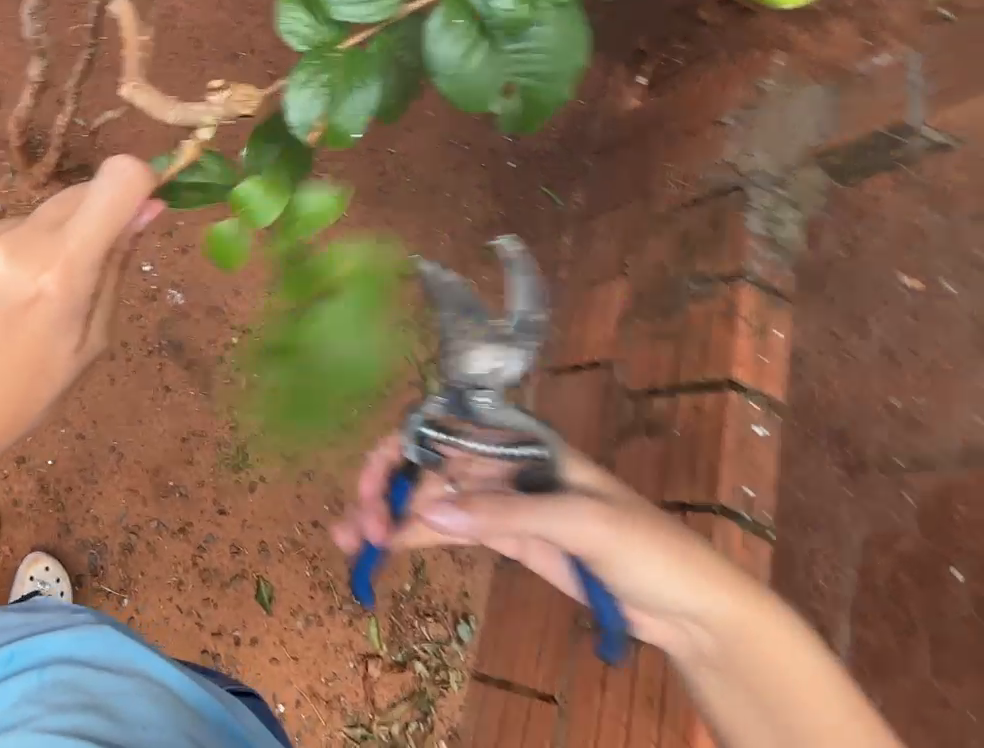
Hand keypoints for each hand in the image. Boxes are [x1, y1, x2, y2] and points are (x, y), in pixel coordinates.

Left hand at [0, 155, 162, 475]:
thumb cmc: (25, 394)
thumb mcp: (90, 343)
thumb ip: (116, 266)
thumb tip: (149, 206)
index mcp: (59, 272)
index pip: (118, 180)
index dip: (139, 183)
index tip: (140, 208)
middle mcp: (14, 241)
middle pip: (77, 195)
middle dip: (93, 222)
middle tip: (76, 276)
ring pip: (35, 218)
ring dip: (43, 244)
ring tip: (20, 301)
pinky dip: (6, 253)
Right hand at [329, 435, 766, 664]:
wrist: (694, 611)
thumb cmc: (650, 549)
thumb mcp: (583, 523)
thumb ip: (505, 513)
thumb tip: (427, 511)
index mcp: (518, 442)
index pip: (443, 431)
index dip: (399, 450)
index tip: (373, 484)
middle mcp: (498, 463)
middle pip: (424, 465)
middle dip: (385, 490)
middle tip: (358, 526)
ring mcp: (496, 500)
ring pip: (427, 499)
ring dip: (387, 517)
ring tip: (349, 542)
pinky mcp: (500, 536)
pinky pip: (444, 529)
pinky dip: (411, 536)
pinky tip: (382, 548)